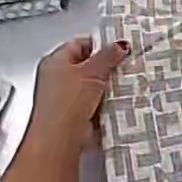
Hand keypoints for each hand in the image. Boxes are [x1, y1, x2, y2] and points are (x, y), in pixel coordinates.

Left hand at [20, 37, 129, 157]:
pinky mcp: (75, 115)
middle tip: (125, 66)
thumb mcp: (92, 72)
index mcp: (55, 61)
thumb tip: (119, 45)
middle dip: (106, 67)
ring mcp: (66, 98)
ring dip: (107, 87)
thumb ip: (107, 56)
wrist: (61, 137)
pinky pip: (95, 103)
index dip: (99, 45)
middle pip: (86, 66)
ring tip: (126, 84)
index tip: (118, 48)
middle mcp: (57, 78)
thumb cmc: (68, 100)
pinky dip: (106, 103)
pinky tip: (119, 101)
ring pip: (92, 86)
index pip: (79, 45)